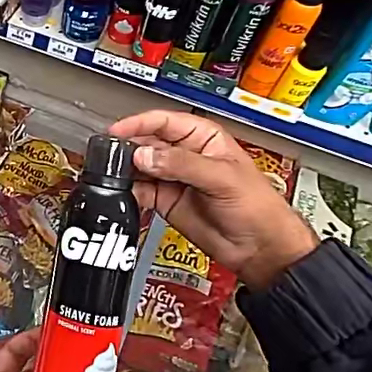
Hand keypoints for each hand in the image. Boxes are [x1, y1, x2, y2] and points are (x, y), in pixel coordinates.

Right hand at [110, 110, 317, 289]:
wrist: (260, 249)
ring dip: (125, 169)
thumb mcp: (222, 178)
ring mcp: (173, 178)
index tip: (119, 131)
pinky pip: (140, 191)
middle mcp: (184, 154)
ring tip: (113, 174)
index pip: (164, 121)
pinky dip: (129, 191)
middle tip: (111, 156)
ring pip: (140, 166)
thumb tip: (146, 156)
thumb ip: (182, 165)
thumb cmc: (258, 207)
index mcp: (202, 137)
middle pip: (147, 142)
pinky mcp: (165, 201)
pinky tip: (123, 192)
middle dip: (129, 147)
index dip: (140, 123)